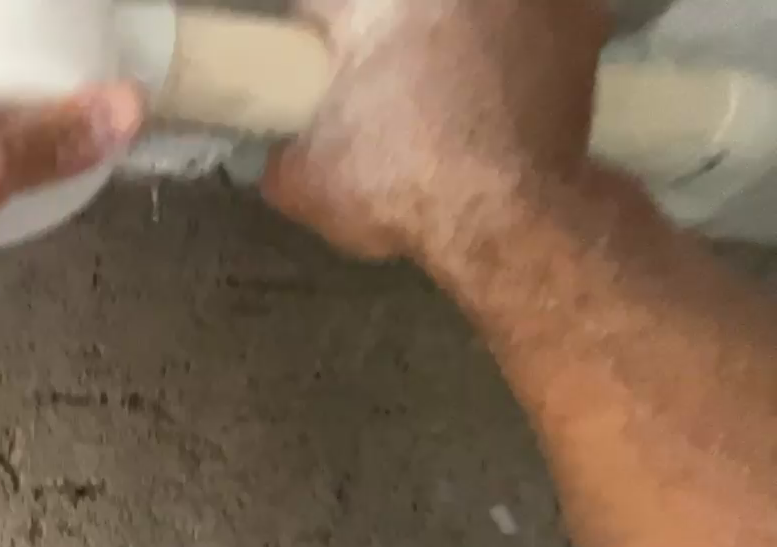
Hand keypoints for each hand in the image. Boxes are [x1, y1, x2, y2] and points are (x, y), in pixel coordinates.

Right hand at [263, 0, 608, 263]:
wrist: (498, 209)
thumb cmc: (386, 184)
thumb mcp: (297, 186)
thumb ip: (283, 154)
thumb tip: (286, 148)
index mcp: (378, 8)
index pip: (320, 3)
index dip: (306, 29)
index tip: (301, 53)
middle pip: (400, 7)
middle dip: (385, 34)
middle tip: (370, 77)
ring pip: (470, 12)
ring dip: (453, 34)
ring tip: (437, 85)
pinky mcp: (581, 18)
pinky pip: (533, 20)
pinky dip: (512, 46)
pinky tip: (495, 89)